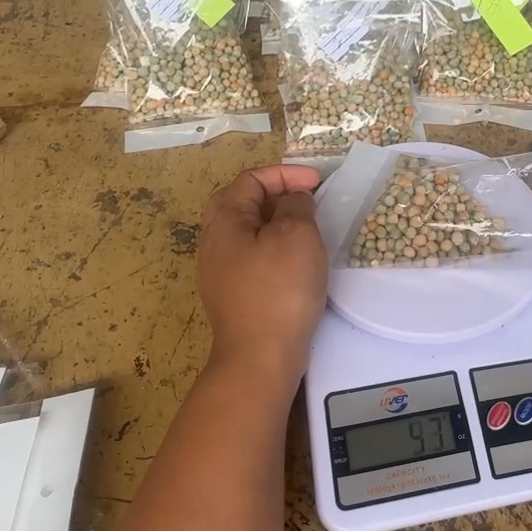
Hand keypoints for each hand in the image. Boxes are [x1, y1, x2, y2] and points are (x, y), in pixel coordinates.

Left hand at [196, 164, 327, 388]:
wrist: (260, 357)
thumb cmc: (279, 289)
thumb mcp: (296, 234)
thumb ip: (296, 206)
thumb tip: (293, 201)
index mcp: (224, 221)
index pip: (251, 180)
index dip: (285, 173)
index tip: (318, 183)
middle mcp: (214, 242)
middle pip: (242, 203)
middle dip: (276, 195)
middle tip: (307, 200)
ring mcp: (220, 272)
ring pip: (247, 232)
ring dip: (276, 222)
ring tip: (307, 228)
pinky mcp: (233, 296)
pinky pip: (253, 257)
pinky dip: (274, 247)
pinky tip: (296, 262)